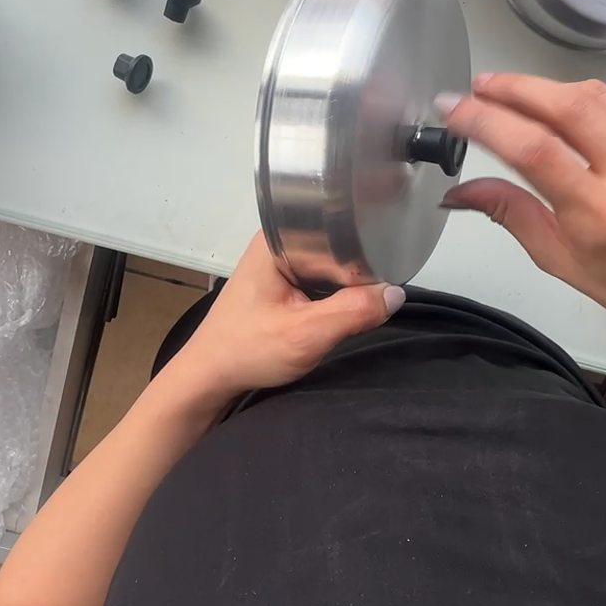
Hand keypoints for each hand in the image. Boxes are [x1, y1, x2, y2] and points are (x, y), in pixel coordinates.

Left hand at [160, 234, 403, 403]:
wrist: (209, 378)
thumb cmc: (246, 351)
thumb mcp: (306, 334)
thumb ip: (352, 312)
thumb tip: (396, 295)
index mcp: (276, 239)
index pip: (336, 227)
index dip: (366, 247)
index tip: (392, 265)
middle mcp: (276, 243)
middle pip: (336, 245)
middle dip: (360, 267)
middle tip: (384, 287)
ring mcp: (277, 264)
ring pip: (330, 265)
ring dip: (348, 284)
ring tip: (370, 297)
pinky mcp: (280, 285)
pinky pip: (320, 281)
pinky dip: (335, 294)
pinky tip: (348, 306)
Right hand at [440, 74, 605, 350]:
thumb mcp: (556, 257)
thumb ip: (509, 212)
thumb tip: (459, 192)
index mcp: (598, 214)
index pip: (534, 150)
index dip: (487, 121)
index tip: (455, 110)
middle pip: (567, 107)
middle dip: (514, 89)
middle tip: (477, 87)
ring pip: (593, 95)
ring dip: (543, 87)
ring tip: (506, 90)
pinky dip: (578, 96)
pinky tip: (553, 102)